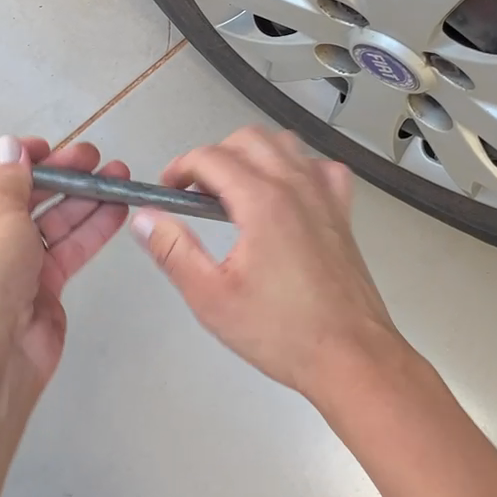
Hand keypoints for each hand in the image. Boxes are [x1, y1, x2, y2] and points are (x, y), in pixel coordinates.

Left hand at [0, 135, 129, 396]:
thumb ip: (9, 176)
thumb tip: (9, 146)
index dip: (14, 157)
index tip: (46, 148)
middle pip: (25, 194)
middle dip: (60, 174)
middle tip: (93, 156)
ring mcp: (15, 262)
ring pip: (54, 219)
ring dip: (85, 196)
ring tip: (119, 174)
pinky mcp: (44, 285)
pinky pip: (70, 247)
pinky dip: (93, 227)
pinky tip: (118, 208)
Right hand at [133, 126, 405, 399]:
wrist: (352, 357)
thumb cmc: (280, 331)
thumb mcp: (211, 298)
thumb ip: (173, 251)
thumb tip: (144, 217)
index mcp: (261, 200)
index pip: (210, 157)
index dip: (180, 168)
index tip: (167, 192)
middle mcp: (295, 184)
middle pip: (247, 139)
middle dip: (214, 156)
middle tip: (196, 194)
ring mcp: (325, 194)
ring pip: (284, 144)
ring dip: (253, 155)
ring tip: (234, 192)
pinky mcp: (343, 211)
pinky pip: (319, 167)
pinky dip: (296, 168)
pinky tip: (285, 196)